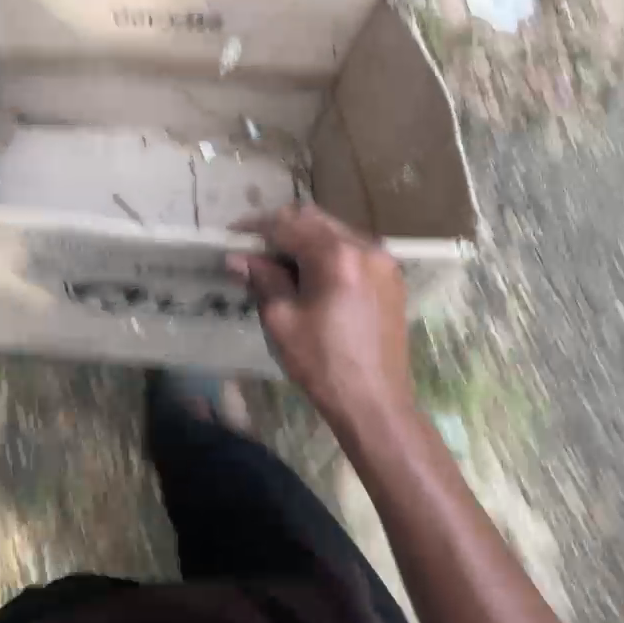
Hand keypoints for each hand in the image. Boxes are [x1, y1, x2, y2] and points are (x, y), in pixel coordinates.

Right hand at [228, 205, 416, 436]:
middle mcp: (364, 247)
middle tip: (253, 248)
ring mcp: (382, 261)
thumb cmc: (321, 363)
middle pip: (312, 219)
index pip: (286, 225)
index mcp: (335, 255)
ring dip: (303, 238)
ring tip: (279, 262)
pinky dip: (326, 251)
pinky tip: (310, 274)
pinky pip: (352, 249)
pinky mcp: (390, 277)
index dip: (254, 227)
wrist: (375, 403)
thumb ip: (261, 278)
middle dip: (280, 228)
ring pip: (333, 231)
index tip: (232, 236)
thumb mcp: (280, 318)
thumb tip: (237, 257)